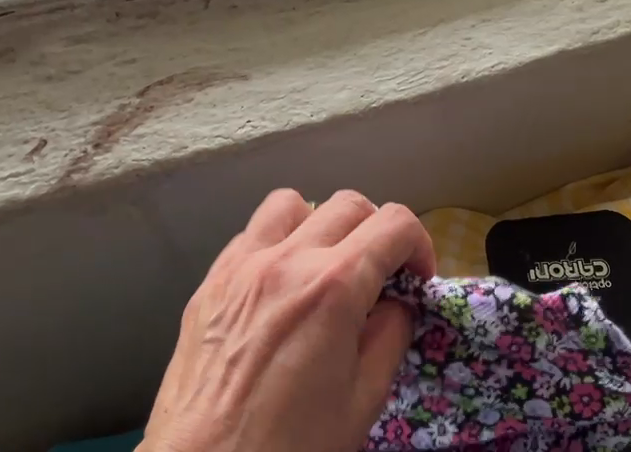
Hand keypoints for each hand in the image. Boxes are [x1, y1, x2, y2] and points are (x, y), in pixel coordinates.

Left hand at [144, 189, 436, 451]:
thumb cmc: (290, 447)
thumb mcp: (363, 401)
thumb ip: (390, 336)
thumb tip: (397, 303)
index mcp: (335, 287)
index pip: (395, 224)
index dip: (419, 246)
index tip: (417, 280)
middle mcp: (289, 259)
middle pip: (350, 204)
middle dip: (377, 233)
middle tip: (379, 277)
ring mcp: (243, 265)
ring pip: (294, 203)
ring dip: (320, 225)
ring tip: (324, 266)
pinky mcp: (211, 281)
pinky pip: (251, 233)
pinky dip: (276, 243)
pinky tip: (279, 285)